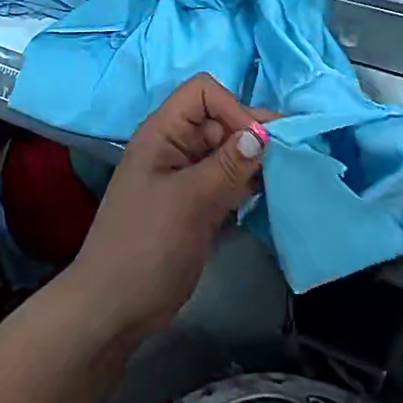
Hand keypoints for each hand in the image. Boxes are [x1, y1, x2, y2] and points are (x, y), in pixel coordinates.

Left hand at [59, 74, 272, 343]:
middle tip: (289, 153)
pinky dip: (248, 179)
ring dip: (254, 157)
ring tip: (286, 171)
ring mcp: (186, 174)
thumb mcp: (189, 202)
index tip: (259, 142)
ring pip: (227, 149)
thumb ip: (227, 165)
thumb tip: (262, 134)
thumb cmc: (146, 246)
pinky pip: (227, 177)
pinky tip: (270, 190)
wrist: (114, 310)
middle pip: (220, 119)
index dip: (233, 108)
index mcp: (163, 132)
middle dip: (252, 131)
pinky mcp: (197, 201)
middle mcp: (175, 145)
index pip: (203, 93)